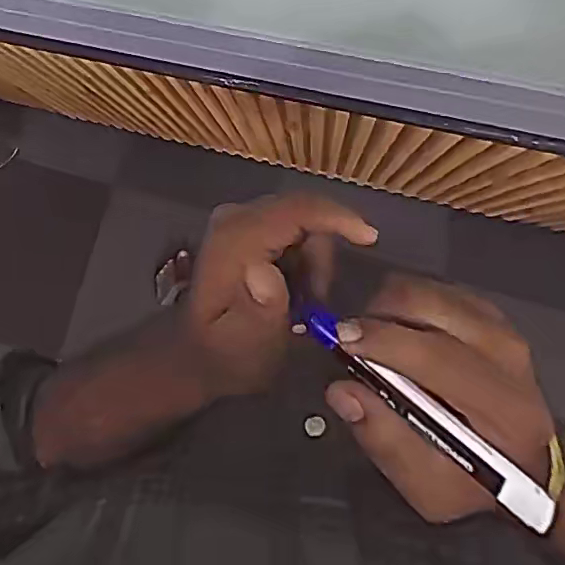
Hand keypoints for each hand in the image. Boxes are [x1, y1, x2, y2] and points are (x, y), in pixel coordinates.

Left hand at [178, 193, 376, 399]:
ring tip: (300, 306)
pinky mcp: (242, 225)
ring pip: (300, 223)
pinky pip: (290, 230)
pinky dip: (301, 260)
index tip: (369, 239)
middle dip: (320, 258)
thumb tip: (265, 271)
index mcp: (234, 239)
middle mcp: (234, 217)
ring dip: (311, 263)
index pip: (294, 209)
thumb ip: (261, 312)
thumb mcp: (249, 347)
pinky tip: (291, 292)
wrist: (195, 353)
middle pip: (302, 214)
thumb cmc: (225, 355)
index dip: (336, 217)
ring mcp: (237, 218)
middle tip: (314, 304)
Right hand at [323, 274, 564, 564]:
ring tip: (376, 338)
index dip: (382, 341)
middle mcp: (505, 351)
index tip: (340, 339)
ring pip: (423, 288)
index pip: (435, 354)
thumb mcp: (428, 487)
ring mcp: (497, 323)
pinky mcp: (485, 308)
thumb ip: (384, 439)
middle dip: (377, 314)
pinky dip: (404, 302)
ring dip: (388, 306)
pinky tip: (399, 330)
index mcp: (501, 404)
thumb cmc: (473, 480)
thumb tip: (342, 391)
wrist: (528, 464)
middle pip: (425, 304)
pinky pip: (430, 286)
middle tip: (353, 340)